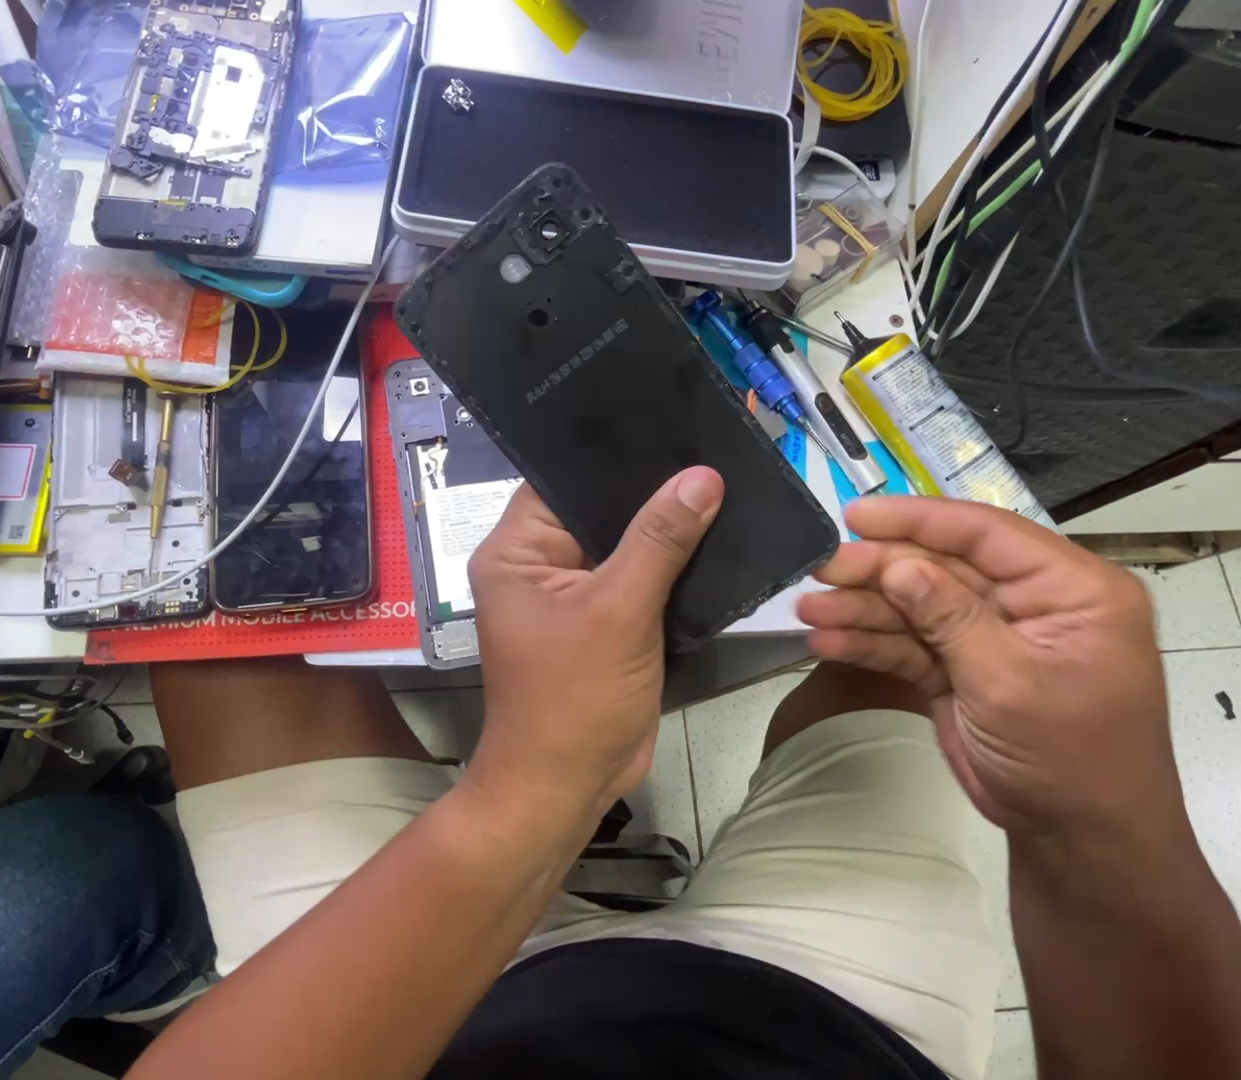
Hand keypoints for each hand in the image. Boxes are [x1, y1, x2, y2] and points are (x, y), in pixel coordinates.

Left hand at [467, 467, 722, 813]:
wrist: (569, 785)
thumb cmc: (574, 698)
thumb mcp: (616, 612)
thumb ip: (658, 541)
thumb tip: (702, 476)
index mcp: (516, 551)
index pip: (561, 478)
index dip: (609, 452)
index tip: (666, 417)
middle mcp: (540, 564)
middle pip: (597, 508)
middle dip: (649, 487)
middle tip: (709, 442)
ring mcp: (575, 593)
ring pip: (625, 542)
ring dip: (667, 525)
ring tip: (724, 477)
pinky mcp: (606, 620)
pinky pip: (641, 576)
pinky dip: (672, 564)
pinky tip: (717, 532)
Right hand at [795, 497, 1185, 843]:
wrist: (1077, 839)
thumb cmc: (1070, 757)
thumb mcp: (1011, 682)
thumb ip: (952, 618)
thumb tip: (898, 566)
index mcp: (1070, 589)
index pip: (986, 534)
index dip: (918, 520)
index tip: (857, 515)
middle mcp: (1027, 602)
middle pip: (940, 568)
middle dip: (877, 569)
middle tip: (819, 568)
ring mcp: (988, 636)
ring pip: (915, 606)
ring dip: (861, 608)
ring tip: (807, 608)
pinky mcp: (958, 668)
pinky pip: (908, 644)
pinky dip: (867, 643)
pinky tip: (826, 640)